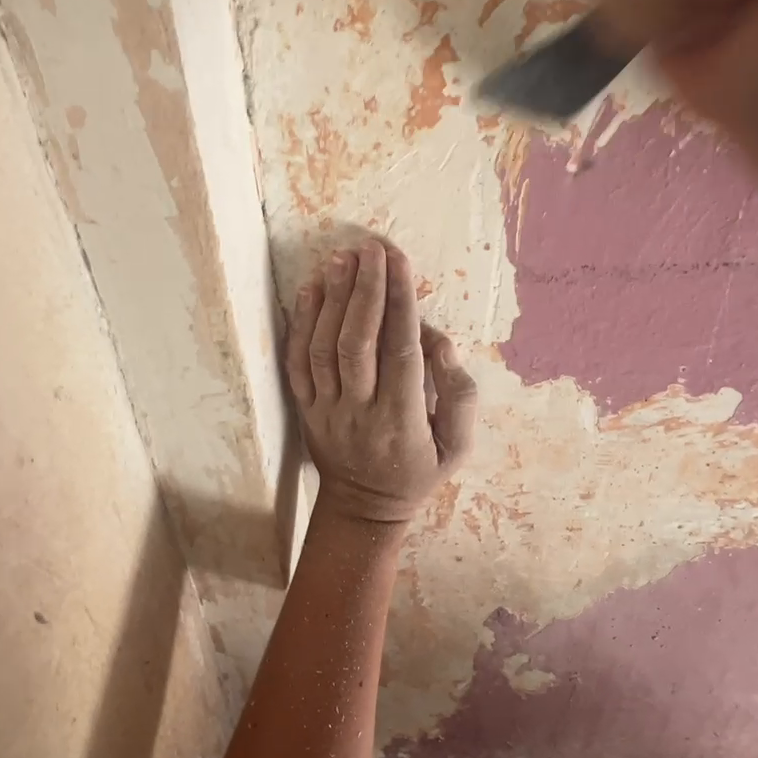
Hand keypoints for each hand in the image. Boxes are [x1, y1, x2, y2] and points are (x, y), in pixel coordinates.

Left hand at [286, 240, 477, 523]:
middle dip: (365, 290)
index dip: (400, 303)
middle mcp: (360, 411)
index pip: (401, 350)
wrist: (363, 509)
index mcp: (402, 419)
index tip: (400, 262)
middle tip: (371, 248)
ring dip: (333, 299)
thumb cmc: (417, 473)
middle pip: (359, 342)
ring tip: (342, 258)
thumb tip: (442, 345)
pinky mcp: (305, 408)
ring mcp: (326, 410)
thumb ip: (460, 397)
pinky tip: (310, 289)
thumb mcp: (457, 449)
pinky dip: (301, 324)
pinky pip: (297, 364)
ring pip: (324, 348)